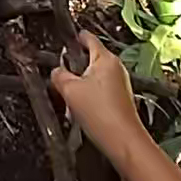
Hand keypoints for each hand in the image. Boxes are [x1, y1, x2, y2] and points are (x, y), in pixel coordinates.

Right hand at [50, 32, 148, 167]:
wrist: (124, 143)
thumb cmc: (102, 114)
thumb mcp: (69, 90)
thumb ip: (58, 75)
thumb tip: (56, 72)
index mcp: (106, 59)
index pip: (88, 38)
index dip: (74, 37)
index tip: (66, 37)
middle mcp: (116, 68)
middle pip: (90, 58)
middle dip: (74, 66)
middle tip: (61, 74)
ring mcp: (120, 84)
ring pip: (94, 76)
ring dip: (80, 83)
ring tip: (70, 97)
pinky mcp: (120, 99)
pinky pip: (100, 90)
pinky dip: (89, 95)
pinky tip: (81, 109)